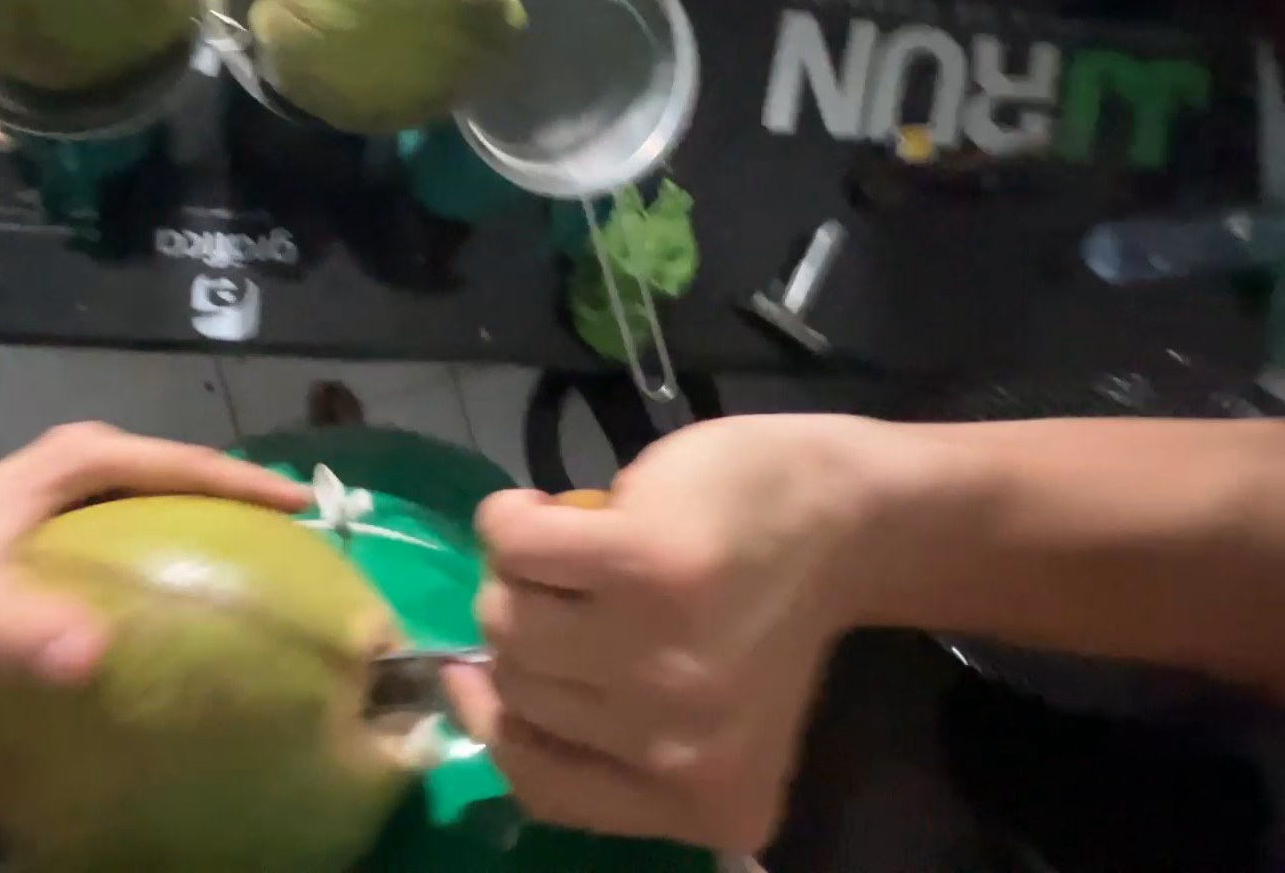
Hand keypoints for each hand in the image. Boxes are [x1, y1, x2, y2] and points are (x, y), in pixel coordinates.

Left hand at [0, 423, 312, 687]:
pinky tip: (197, 573)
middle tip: (298, 533)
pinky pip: (147, 514)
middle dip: (243, 493)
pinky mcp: (71, 513)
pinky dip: (183, 533)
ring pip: (169, 490)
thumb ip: (18, 627)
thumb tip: (95, 658)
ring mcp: (78, 484)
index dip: (246, 481)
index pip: (180, 462)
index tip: (302, 503)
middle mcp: (87, 459)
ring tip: (265, 550)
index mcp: (80, 457)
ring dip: (218, 512)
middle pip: (185, 469)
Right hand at [446, 415, 908, 851]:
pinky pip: (511, 542)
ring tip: (568, 546)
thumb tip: (464, 678)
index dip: (488, 718)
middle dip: (521, 620)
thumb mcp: (689, 706)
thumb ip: (592, 721)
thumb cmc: (755, 605)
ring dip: (516, 568)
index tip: (473, 673)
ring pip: (503, 613)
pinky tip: (545, 506)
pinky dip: (509, 517)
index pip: (534, 779)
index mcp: (698, 799)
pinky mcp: (645, 561)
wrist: (840, 516)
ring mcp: (661, 653)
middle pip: (512, 680)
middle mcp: (678, 746)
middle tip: (569, 586)